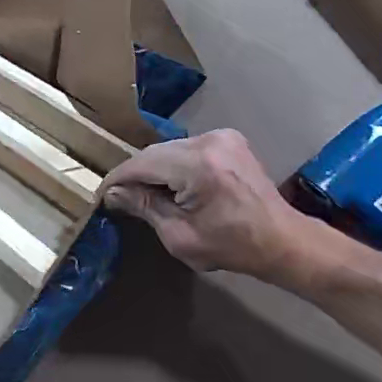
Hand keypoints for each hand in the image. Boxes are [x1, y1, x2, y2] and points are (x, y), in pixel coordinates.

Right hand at [101, 130, 321, 280]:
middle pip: (156, 153)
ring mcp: (223, 136)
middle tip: (119, 199)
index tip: (101, 195)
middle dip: (136, 174)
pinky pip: (190, 149)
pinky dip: (176, 165)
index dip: (118, 178)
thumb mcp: (180, 235)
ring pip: (172, 149)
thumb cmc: (232, 245)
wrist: (280, 239)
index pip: (142, 163)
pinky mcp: (231, 140)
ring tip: (146, 196)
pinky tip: (173, 186)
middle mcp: (210, 140)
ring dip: (156, 169)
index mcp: (198, 164)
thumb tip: (113, 194)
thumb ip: (145, 208)